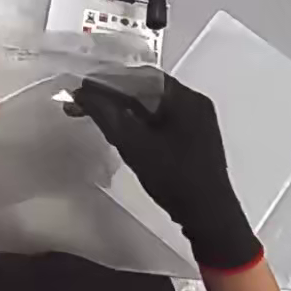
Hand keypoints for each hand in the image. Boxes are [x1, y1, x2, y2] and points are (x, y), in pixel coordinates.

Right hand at [73, 73, 261, 270]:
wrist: (208, 214)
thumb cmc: (172, 176)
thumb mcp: (133, 143)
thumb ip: (106, 114)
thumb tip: (82, 94)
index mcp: (184, 98)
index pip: (139, 76)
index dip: (107, 81)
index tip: (81, 90)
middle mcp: (194, 102)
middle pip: (146, 88)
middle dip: (113, 95)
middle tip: (83, 104)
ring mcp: (197, 121)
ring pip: (152, 105)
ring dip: (123, 108)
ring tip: (97, 116)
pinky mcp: (194, 138)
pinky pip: (161, 119)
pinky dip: (138, 120)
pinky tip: (121, 131)